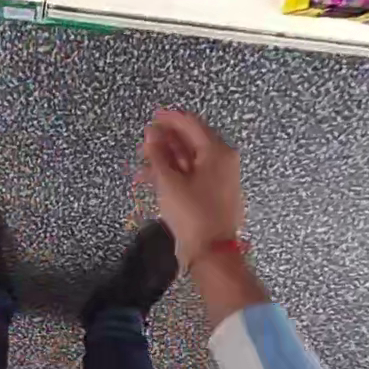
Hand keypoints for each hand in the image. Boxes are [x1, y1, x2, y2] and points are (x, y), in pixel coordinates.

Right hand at [142, 108, 245, 268]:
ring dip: (169, 157)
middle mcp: (223, 160)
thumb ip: (158, 155)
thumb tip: (151, 134)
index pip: (191, 124)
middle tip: (145, 142)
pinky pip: (195, 173)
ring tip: (145, 163)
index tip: (152, 117)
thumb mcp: (169, 182)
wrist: (212, 251)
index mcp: (217, 152)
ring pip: (192, 158)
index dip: (169, 118)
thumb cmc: (192, 215)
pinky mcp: (217, 192)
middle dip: (167, 139)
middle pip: (192, 140)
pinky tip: (158, 178)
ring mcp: (222, 177)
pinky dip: (177, 172)